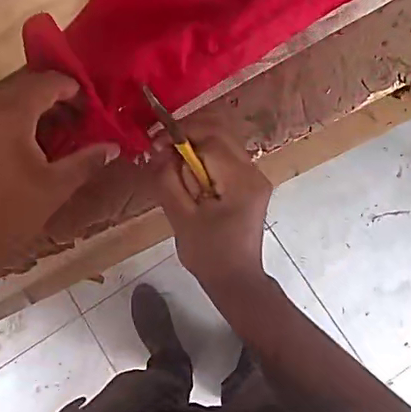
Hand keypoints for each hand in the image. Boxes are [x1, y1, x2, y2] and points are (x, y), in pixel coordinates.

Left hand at [0, 71, 117, 267]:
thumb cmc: (11, 212)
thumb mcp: (56, 187)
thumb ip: (86, 160)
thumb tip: (113, 146)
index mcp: (11, 114)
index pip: (48, 83)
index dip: (73, 90)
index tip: (90, 108)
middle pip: (26, 85)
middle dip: (54, 97)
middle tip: (76, 119)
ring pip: (6, 96)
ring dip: (31, 105)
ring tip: (52, 128)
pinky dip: (10, 114)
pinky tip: (23, 138)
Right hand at [147, 132, 272, 287]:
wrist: (236, 279)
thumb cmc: (208, 254)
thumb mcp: (181, 217)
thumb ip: (168, 179)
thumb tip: (157, 149)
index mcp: (241, 181)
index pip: (212, 139)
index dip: (181, 134)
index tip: (155, 144)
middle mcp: (254, 172)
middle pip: (222, 132)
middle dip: (189, 132)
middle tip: (161, 146)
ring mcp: (255, 176)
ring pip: (224, 140)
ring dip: (196, 142)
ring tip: (170, 157)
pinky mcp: (250, 183)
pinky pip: (226, 156)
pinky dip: (204, 155)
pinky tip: (186, 169)